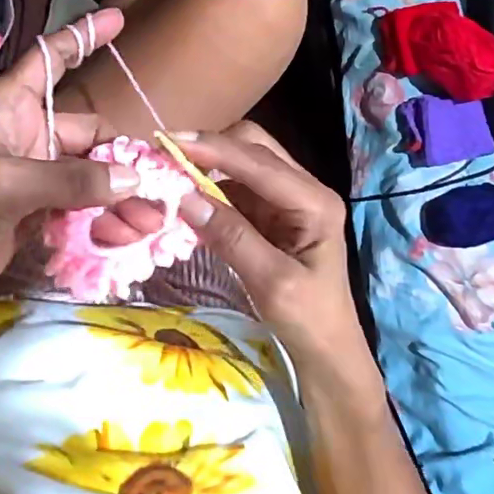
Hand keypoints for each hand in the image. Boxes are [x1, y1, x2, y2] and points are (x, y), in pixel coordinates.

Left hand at [0, 9, 150, 311]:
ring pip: (94, 175)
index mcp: (9, 108)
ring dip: (123, 197)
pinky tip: (127, 238)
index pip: (49, 60)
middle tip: (163, 189)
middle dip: (127, 157)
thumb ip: (67, 179)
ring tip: (152, 224)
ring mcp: (37, 176)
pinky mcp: (41, 212)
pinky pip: (85, 207)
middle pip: (92, 132)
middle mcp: (28, 135)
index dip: (82, 37)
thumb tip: (133, 178)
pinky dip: (107, 220)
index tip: (120, 18)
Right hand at [173, 123, 372, 371]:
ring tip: (169, 175)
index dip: (213, 148)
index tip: (170, 142)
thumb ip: (231, 236)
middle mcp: (303, 190)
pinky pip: (234, 188)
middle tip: (167, 157)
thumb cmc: (308, 320)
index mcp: (314, 202)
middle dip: (211, 147)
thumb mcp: (270, 282)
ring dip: (207, 165)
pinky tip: (186, 199)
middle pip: (253, 146)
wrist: (326, 351)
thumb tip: (185, 196)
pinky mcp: (269, 215)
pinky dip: (209, 188)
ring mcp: (286, 201)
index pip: (258, 161)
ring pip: (242, 163)